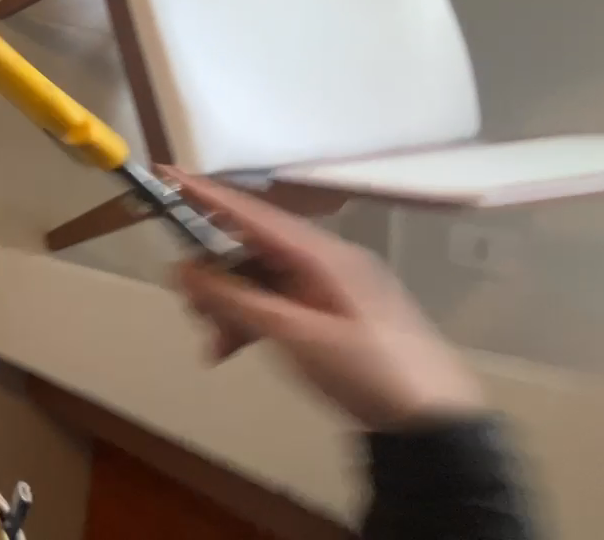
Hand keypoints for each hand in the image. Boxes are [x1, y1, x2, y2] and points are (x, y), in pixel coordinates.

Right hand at [167, 170, 483, 431]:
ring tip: (213, 340)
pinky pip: (268, 303)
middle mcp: (321, 261)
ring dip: (223, 305)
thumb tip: (179, 268)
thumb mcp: (295, 334)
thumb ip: (234, 298)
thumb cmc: (370, 371)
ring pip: (251, 279)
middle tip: (188, 303)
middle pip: (244, 250)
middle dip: (209, 275)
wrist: (439, 430)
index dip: (204, 193)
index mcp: (322, 255)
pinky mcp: (324, 312)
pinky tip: (226, 350)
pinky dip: (243, 321)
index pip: (251, 213)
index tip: (164, 173)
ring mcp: (323, 287)